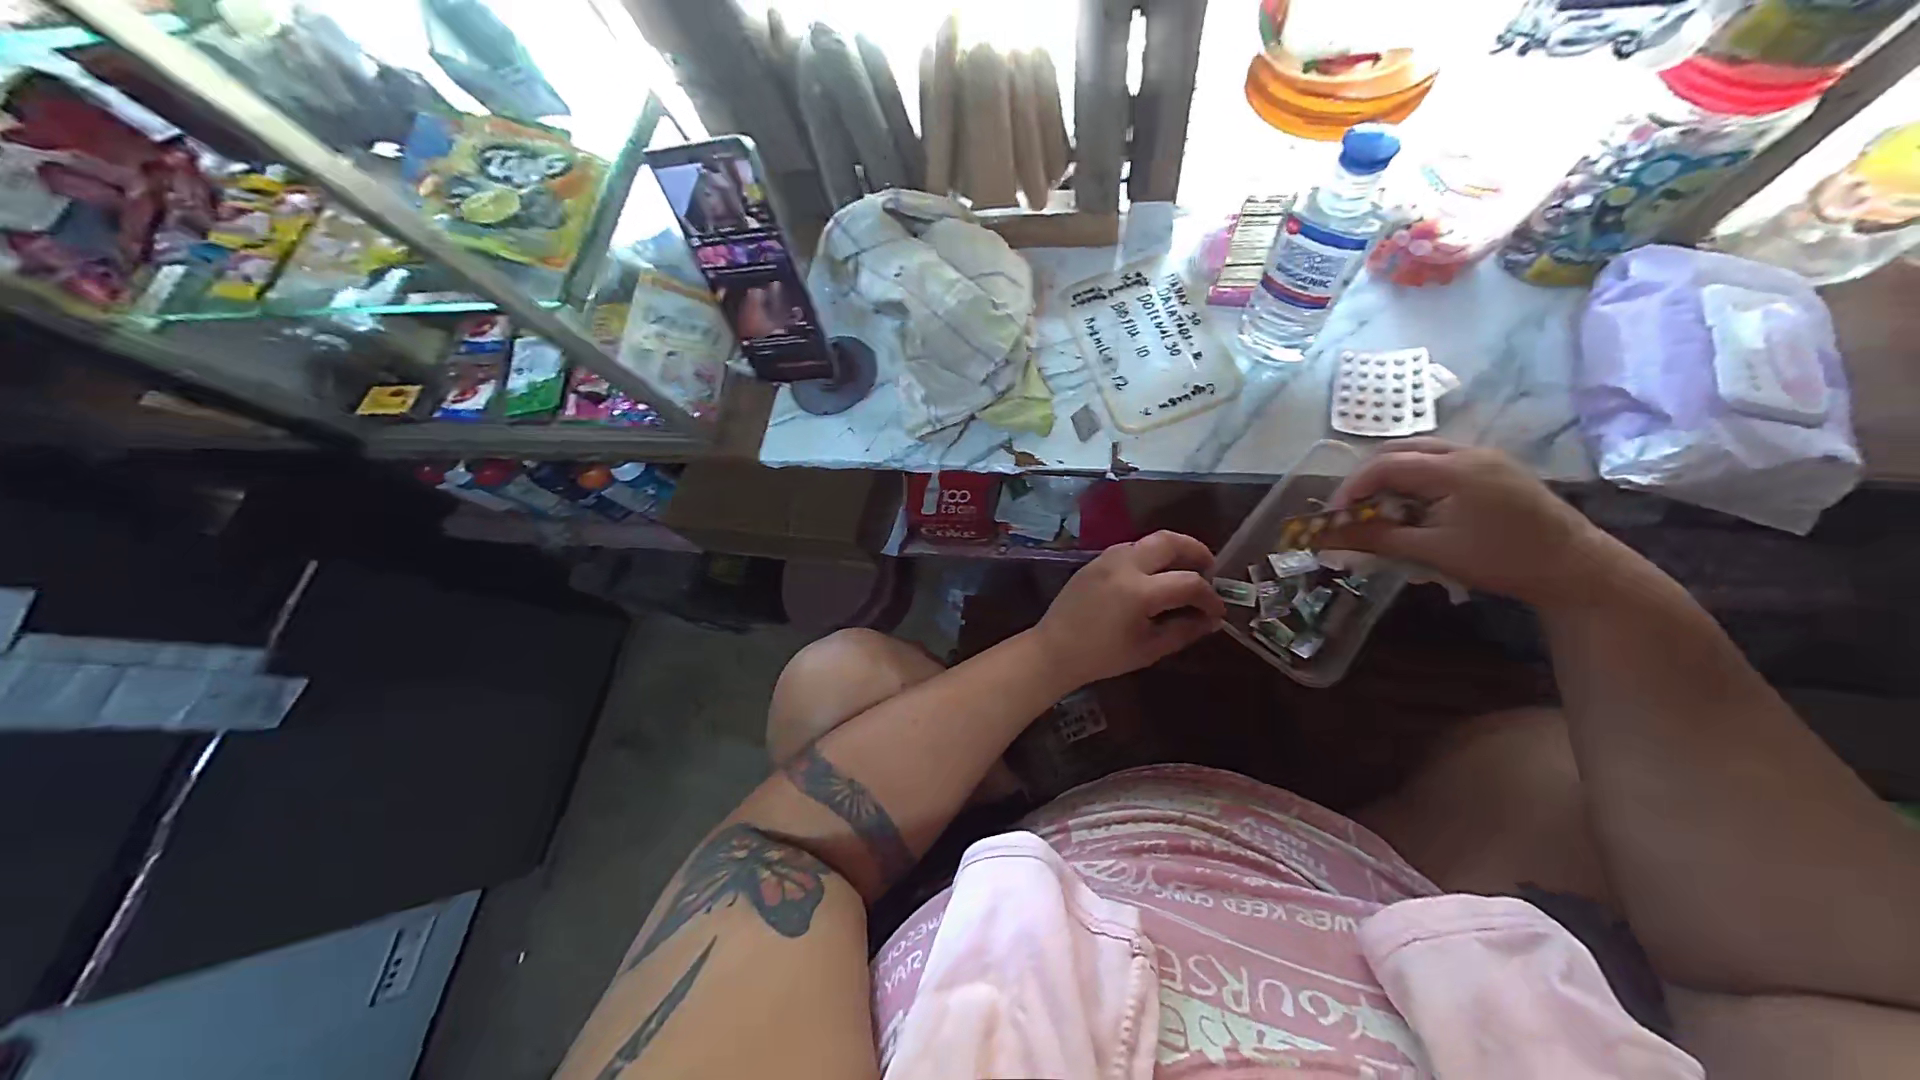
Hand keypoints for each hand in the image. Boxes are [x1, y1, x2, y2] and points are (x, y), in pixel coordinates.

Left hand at [1030, 530, 1225, 687]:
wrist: (1053, 649)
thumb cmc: (1102, 656)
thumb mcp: (1148, 649)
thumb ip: (1183, 630)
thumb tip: (1211, 620)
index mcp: (1138, 591)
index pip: (1188, 583)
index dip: (1209, 597)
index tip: (1217, 610)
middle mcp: (1124, 565)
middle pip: (1170, 541)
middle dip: (1196, 551)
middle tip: (1209, 569)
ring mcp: (1107, 559)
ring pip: (1149, 540)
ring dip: (1172, 550)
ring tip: (1184, 571)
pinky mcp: (1095, 561)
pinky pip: (1130, 548)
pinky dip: (1150, 555)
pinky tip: (1155, 576)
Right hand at [1319, 439, 1635, 610]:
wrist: (1576, 567)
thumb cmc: (1501, 559)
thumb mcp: (1432, 551)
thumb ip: (1376, 538)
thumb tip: (1327, 537)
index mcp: (1453, 469)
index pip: (1384, 465)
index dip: (1351, 487)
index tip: (1333, 515)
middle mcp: (1467, 451)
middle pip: (1399, 450)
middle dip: (1366, 477)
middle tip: (1351, 508)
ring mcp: (1485, 457)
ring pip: (1420, 453)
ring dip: (1390, 476)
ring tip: (1378, 507)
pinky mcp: (1495, 468)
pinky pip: (1440, 462)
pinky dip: (1414, 478)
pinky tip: (1412, 505)